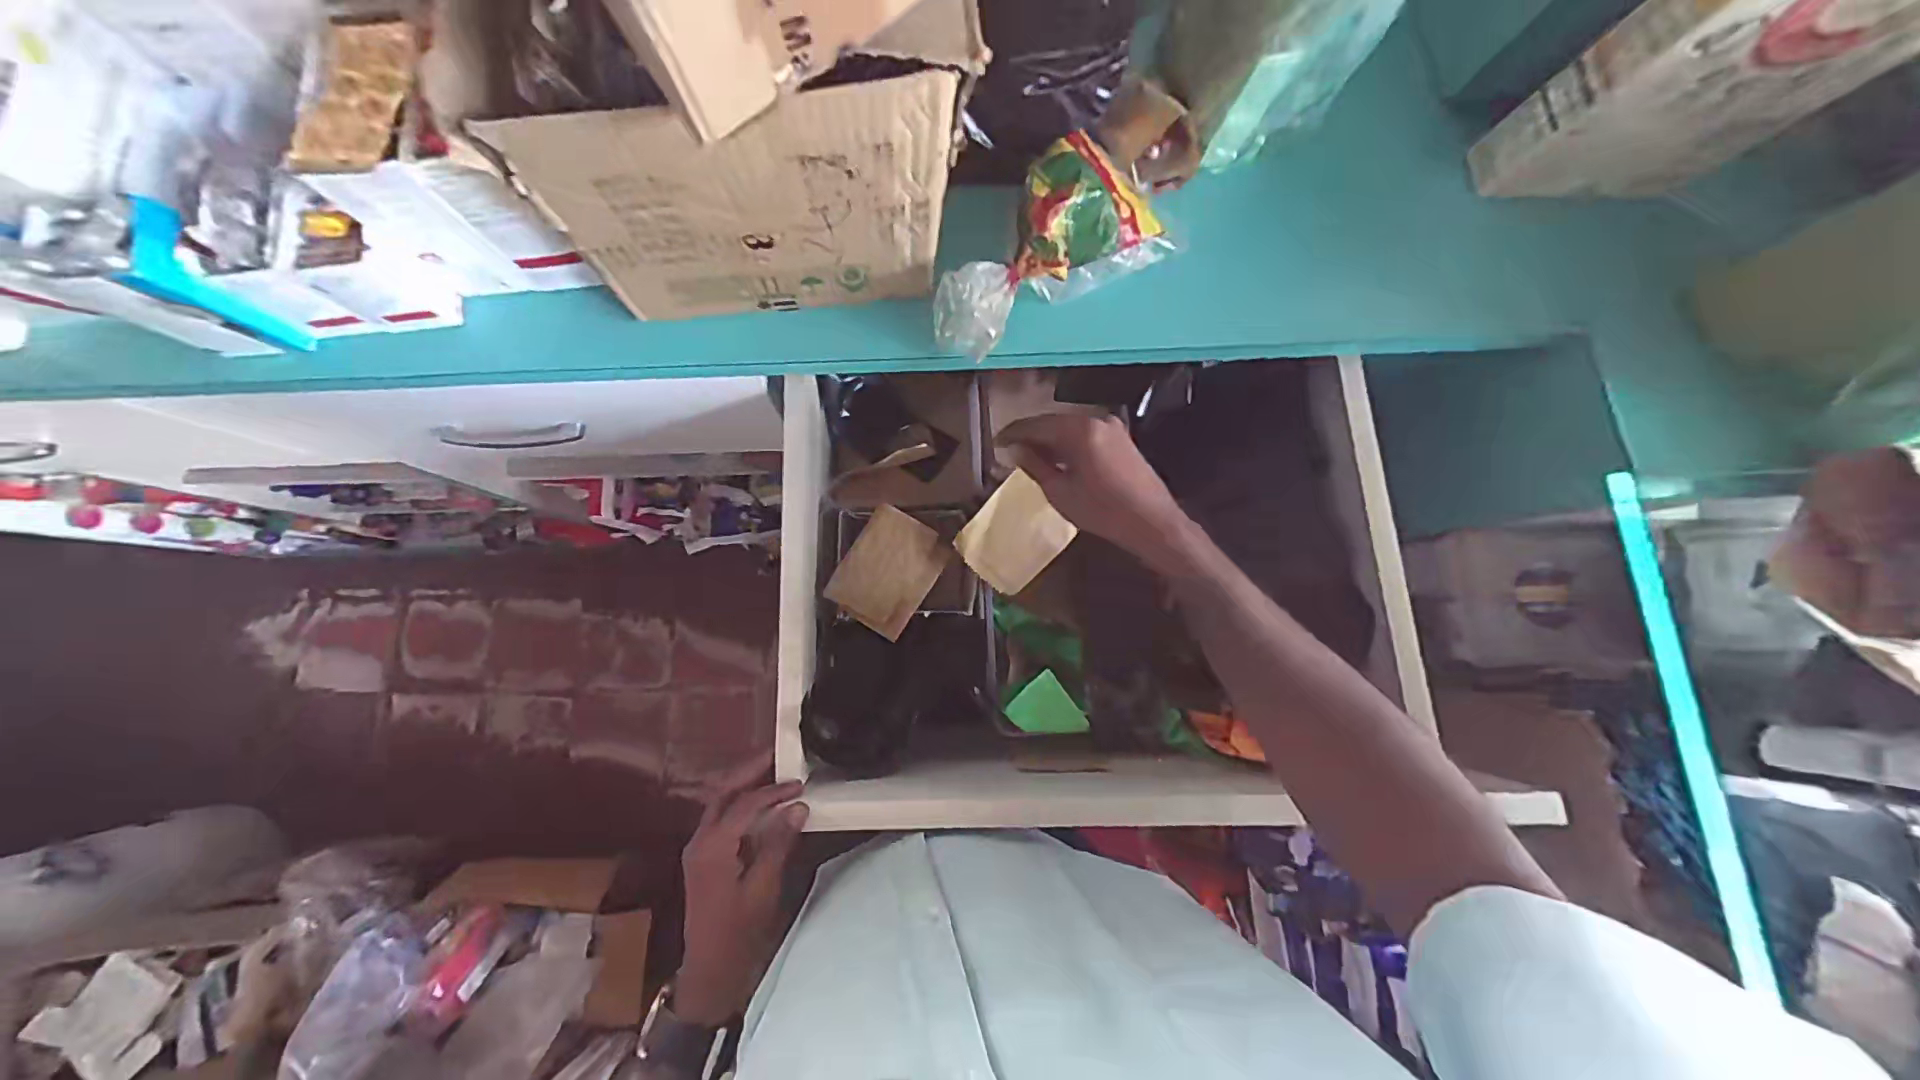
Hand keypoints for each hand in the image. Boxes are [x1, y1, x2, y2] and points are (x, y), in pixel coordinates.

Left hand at [674, 756, 808, 1025]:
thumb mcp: (764, 888)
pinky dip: (741, 803)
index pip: (744, 804)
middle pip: (723, 792)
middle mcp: (700, 840)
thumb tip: (797, 806)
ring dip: (745, 784)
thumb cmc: (738, 932)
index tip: (800, 784)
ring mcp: (699, 849)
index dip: (773, 790)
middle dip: (750, 771)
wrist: (709, 971)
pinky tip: (763, 804)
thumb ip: (778, 843)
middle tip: (779, 756)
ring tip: (774, 772)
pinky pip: (721, 818)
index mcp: (713, 846)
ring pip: (720, 802)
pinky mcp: (704, 858)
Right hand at [997, 412, 1204, 576]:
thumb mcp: (1060, 492)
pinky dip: (1068, 444)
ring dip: (1050, 440)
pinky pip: (1086, 434)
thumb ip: (1035, 466)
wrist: (1153, 522)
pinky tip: (1059, 460)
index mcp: (1079, 430)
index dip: (1013, 434)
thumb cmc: (1103, 511)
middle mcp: (1096, 420)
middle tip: (1011, 451)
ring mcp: (1112, 427)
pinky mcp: (1121, 439)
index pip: (1036, 425)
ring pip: (1070, 428)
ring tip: (1031, 458)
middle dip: (1031, 436)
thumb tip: (1016, 449)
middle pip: (1053, 422)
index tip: (996, 443)